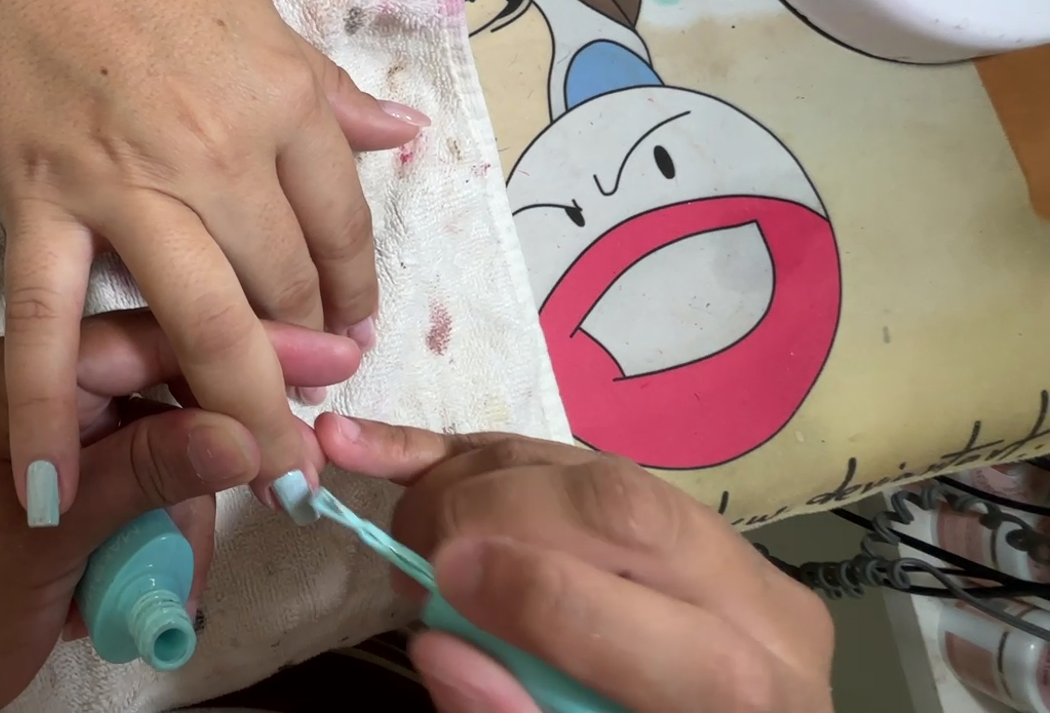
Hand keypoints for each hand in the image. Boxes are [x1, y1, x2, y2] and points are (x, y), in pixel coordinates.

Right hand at [0, 0, 423, 520]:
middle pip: (284, 289)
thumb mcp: (255, 9)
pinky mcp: (42, 207)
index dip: (355, 291)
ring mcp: (127, 189)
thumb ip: (326, 86)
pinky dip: (46, 410)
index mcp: (279, 98)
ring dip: (237, 409)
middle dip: (306, 362)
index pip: (341, 224)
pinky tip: (53, 491)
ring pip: (200, 322)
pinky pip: (49, 323)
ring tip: (258, 477)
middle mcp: (219, 155)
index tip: (352, 333)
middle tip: (310, 420)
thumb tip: (404, 134)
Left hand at [0, 312, 355, 709]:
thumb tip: (255, 433)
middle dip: (218, 446)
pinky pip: (132, 486)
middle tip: (291, 480)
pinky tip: (153, 581)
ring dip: (179, 513)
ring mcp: (49, 436)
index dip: (242, 349)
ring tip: (173, 579)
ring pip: (155, 447)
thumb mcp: (52, 536)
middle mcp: (37, 387)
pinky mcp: (60, 483)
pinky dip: (152, 532)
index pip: (148, 339)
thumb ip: (150, 473)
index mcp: (20, 373)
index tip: (330, 360)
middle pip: (160, 391)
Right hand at [315, 414, 834, 712]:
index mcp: (766, 706)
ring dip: (459, 480)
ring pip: (570, 463)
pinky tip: (360, 441)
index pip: (689, 650)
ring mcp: (688, 525)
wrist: (665, 705)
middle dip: (491, 511)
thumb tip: (436, 648)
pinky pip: (525, 450)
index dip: (546, 601)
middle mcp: (750, 600)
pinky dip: (435, 448)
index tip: (437, 579)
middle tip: (415, 551)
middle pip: (625, 512)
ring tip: (403, 531)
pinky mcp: (610, 483)